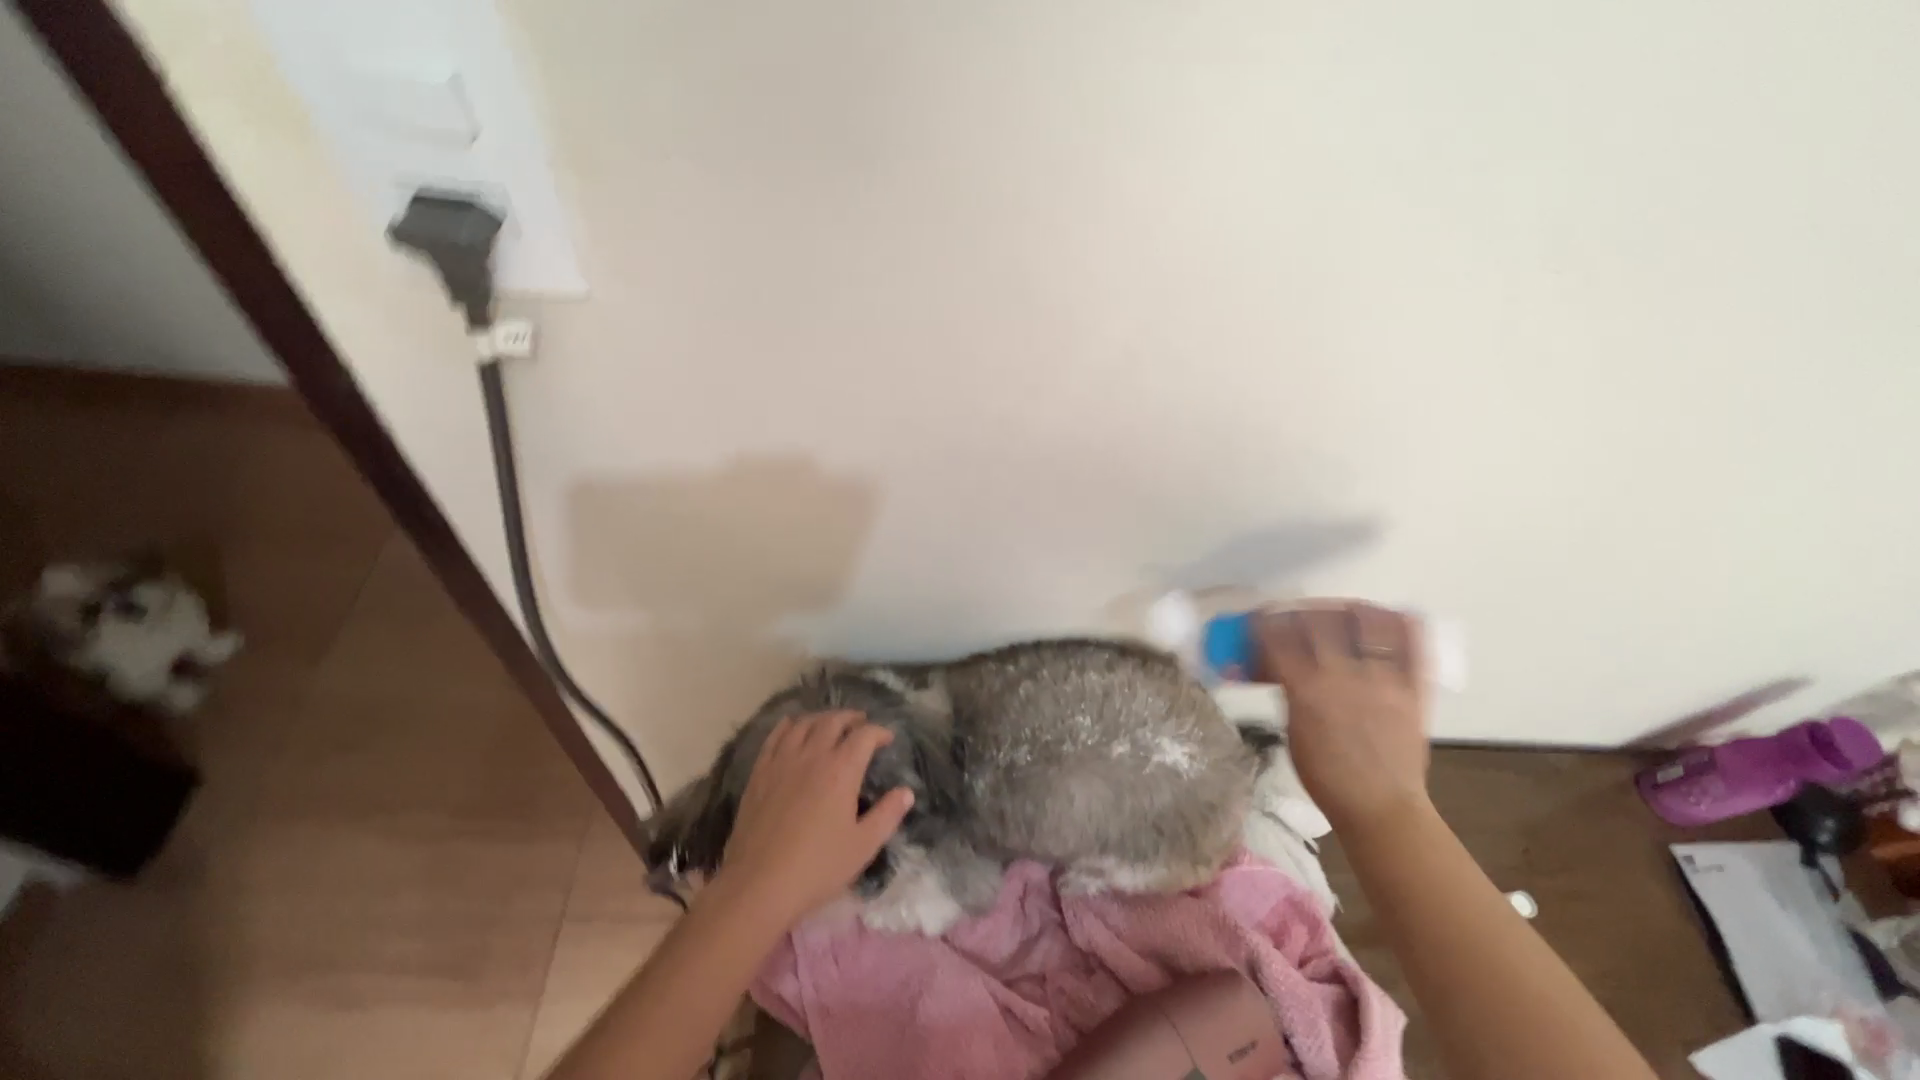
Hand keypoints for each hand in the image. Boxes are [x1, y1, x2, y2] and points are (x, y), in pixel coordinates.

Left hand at [712, 711, 913, 924]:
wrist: (759, 884)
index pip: (864, 736)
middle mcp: (812, 756)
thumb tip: (906, 792)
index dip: (879, 732)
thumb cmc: (818, 867)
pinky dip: (788, 726)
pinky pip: (774, 737)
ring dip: (821, 718)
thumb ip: (887, 815)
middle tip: (861, 724)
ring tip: (830, 724)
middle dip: (851, 718)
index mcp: (841, 770)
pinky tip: (792, 729)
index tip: (887, 739)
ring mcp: (781, 762)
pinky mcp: (759, 773)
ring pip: (803, 724)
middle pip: (833, 721)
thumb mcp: (863, 846)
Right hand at [1257, 601, 1432, 832]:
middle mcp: (1344, 676)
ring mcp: (1384, 679)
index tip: (1257, 622)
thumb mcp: (1292, 732)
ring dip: (1347, 609)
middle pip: (1317, 620)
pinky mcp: (1414, 687)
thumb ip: (1289, 692)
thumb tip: (1274, 665)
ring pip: (1366, 621)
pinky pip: (1413, 643)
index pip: (1278, 639)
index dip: (1262, 624)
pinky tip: (1386, 617)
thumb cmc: (1326, 778)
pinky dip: (1399, 622)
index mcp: (1307, 691)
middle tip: (1291, 617)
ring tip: (1338, 611)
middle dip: (1297, 612)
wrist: (1380, 806)